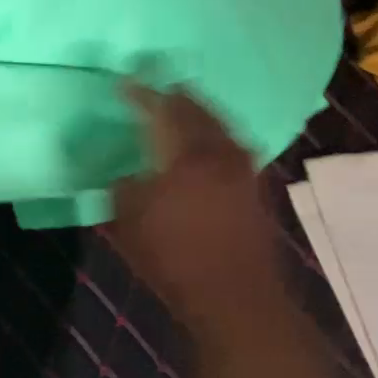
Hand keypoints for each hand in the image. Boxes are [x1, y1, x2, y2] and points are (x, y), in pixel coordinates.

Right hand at [110, 84, 281, 332]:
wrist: (231, 295)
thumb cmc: (168, 254)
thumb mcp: (125, 216)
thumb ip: (124, 184)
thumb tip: (128, 171)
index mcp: (183, 156)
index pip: (161, 111)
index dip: (141, 94)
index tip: (124, 81)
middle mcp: (218, 156)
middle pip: (200, 113)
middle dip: (178, 97)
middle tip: (158, 86)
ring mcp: (242, 173)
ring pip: (222, 129)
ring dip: (202, 114)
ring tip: (183, 107)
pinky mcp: (253, 191)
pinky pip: (232, 147)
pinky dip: (216, 135)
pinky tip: (204, 141)